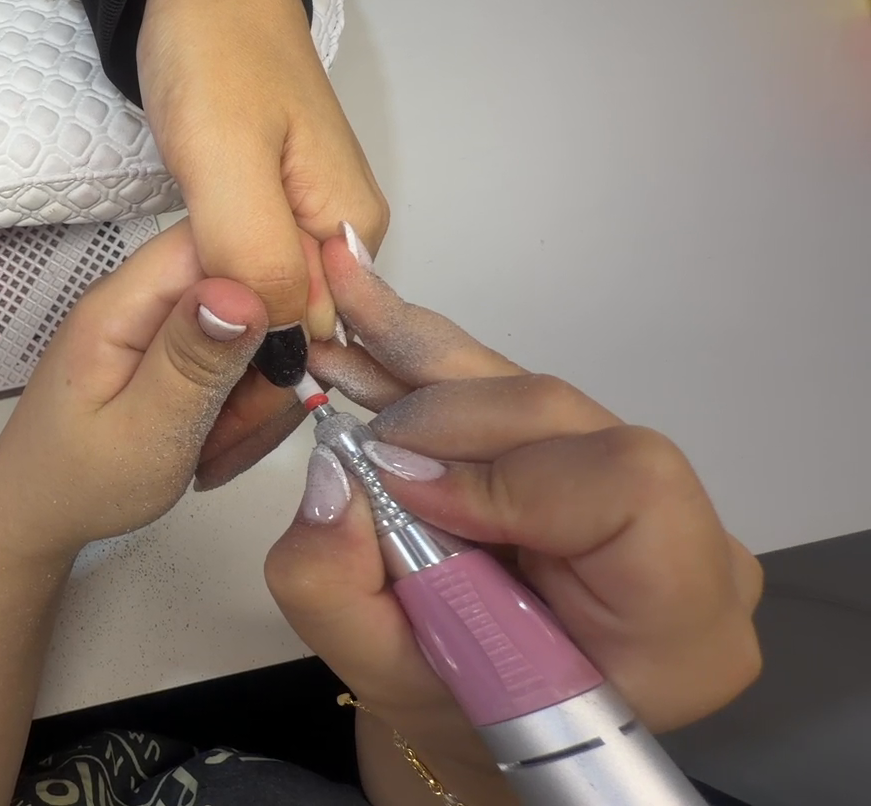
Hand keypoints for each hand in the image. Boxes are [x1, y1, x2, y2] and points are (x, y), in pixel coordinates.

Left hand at [0, 220, 268, 559]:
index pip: (215, 238)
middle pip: (243, 284)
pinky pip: (233, 358)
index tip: (300, 350)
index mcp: (120, 305)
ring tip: (216, 446)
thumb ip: (193, 361)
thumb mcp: (145, 431)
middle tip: (240, 426)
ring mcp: (154, 324)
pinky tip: (215, 442)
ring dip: (255, 393)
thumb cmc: (78, 481)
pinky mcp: (166, 350)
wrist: (38, 509)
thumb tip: (244, 287)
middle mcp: (137, 299)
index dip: (277, 277)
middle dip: (268, 357)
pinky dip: (241, 403)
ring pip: (249, 328)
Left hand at [138, 0, 388, 489]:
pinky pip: (245, 282)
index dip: (256, 391)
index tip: (202, 438)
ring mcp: (295, 219)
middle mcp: (332, 232)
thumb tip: (277, 335)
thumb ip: (251, 249)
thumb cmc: (210, 64)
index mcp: (343, 228)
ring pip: (265, 314)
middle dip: (241, 387)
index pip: (314, 342)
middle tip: (188, 446)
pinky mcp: (259, 206)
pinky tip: (188, 345)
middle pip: (293, 336)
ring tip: (180, 417)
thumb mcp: (222, 161)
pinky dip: (216, 316)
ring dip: (226, 359)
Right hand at [263, 235, 762, 804]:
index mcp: (669, 619)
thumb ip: (330, 581)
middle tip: (344, 413)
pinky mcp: (562, 448)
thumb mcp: (365, 661)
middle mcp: (672, 535)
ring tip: (333, 305)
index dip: (503, 472)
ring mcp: (617, 481)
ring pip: (514, 382)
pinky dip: (409, 347)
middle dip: (435, 410)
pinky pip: (488, 380)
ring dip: (410, 349)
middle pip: (562, 414)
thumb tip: (327, 472)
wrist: (468, 694)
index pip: (626, 490)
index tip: (396, 486)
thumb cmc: (436, 695)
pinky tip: (354, 314)